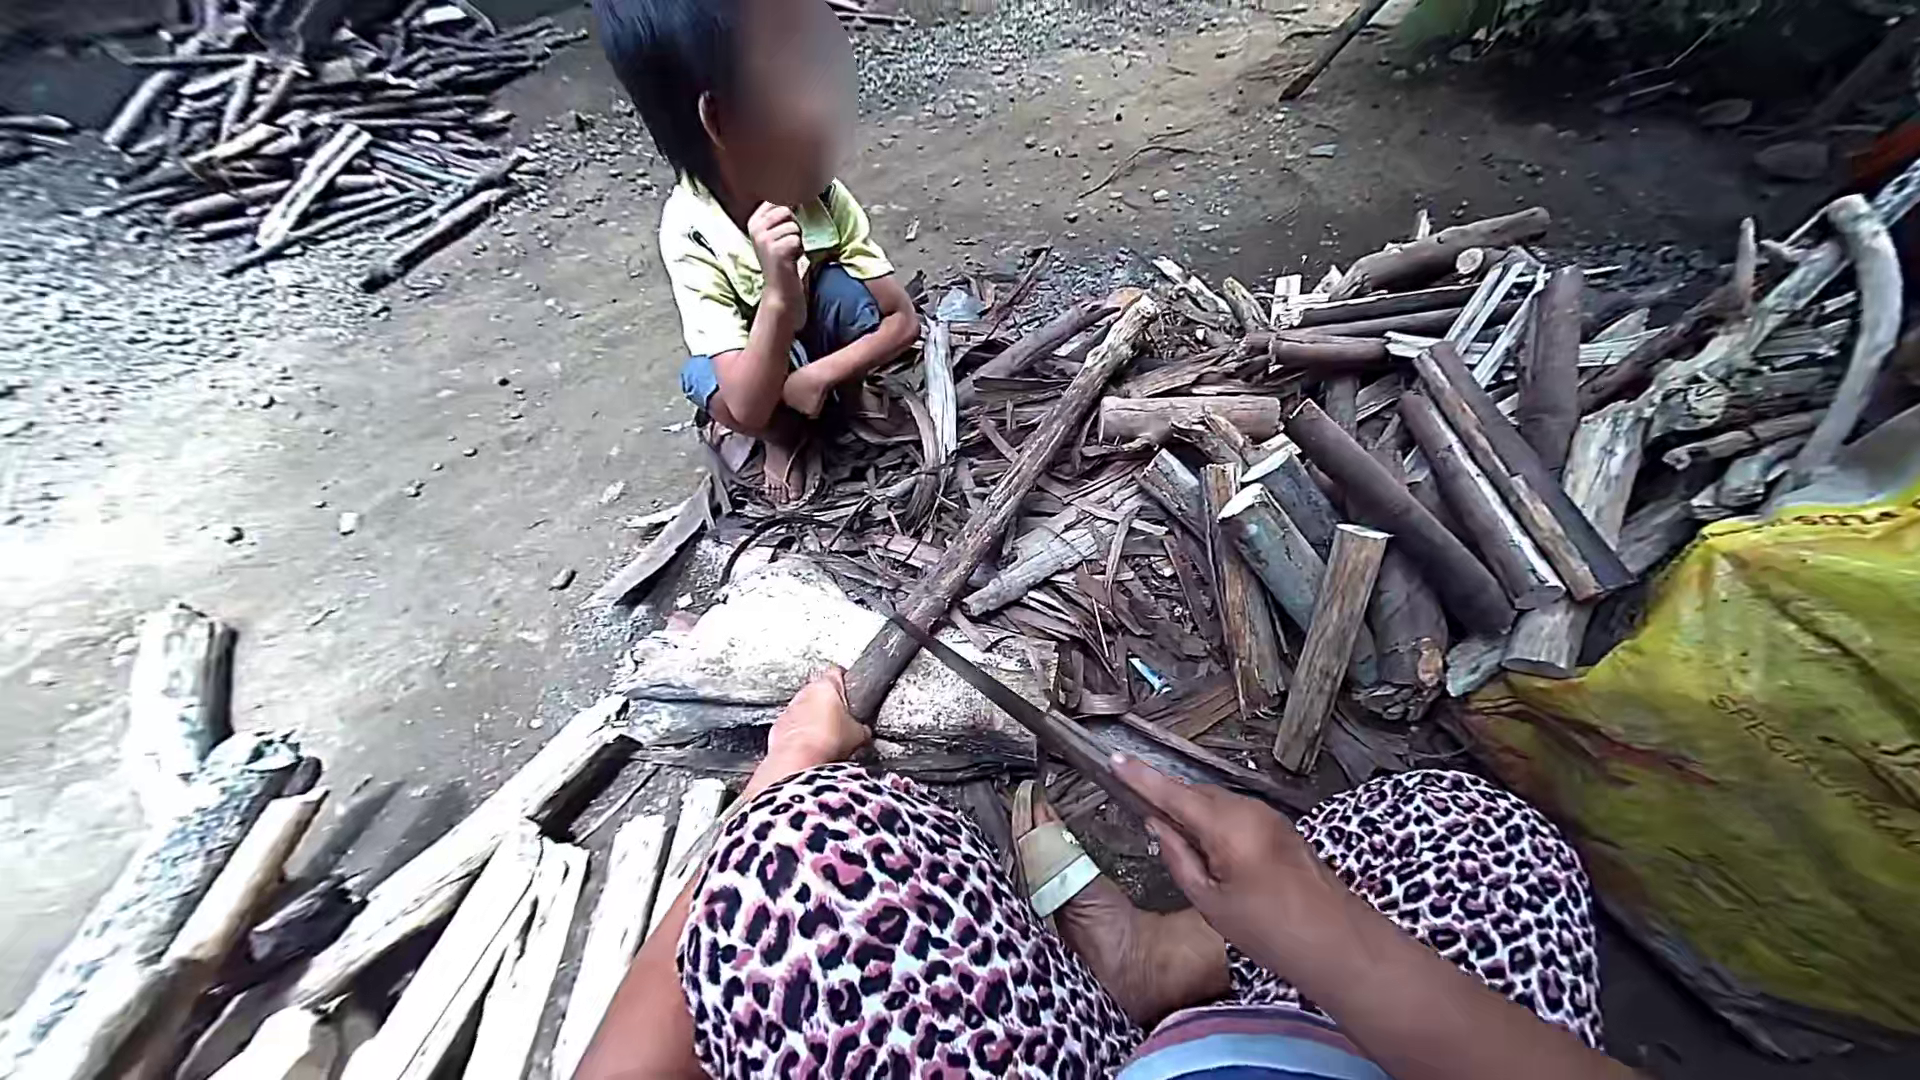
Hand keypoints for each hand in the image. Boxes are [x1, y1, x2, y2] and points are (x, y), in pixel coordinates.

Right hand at [747, 202, 804, 311]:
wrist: (780, 291)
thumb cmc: (783, 262)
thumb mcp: (776, 235)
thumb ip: (780, 216)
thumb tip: (796, 194)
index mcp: (754, 221)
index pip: (776, 200)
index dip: (789, 210)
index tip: (788, 227)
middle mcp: (756, 228)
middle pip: (786, 210)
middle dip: (794, 228)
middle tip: (788, 245)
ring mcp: (764, 239)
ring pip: (793, 226)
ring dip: (797, 241)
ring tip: (789, 254)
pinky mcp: (775, 250)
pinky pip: (796, 240)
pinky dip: (799, 251)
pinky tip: (791, 260)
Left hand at [763, 666, 868, 773]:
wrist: (798, 763)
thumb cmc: (827, 742)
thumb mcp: (858, 734)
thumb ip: (861, 727)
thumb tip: (863, 731)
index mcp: (826, 685)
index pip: (837, 672)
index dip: (846, 681)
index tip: (850, 691)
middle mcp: (804, 693)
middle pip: (819, 692)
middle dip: (828, 705)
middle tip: (841, 722)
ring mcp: (789, 710)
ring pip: (803, 710)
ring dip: (812, 720)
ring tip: (825, 740)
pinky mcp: (777, 729)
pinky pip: (792, 728)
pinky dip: (799, 735)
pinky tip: (809, 749)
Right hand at [1111, 754, 1350, 967]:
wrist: (1344, 947)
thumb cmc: (1273, 933)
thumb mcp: (1210, 903)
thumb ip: (1177, 857)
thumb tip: (1157, 825)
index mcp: (1225, 825)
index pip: (1171, 792)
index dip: (1139, 776)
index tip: (1115, 760)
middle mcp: (1246, 809)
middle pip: (1193, 793)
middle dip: (1168, 799)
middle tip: (1148, 818)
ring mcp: (1266, 814)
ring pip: (1214, 801)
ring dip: (1193, 813)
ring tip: (1185, 845)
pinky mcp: (1279, 824)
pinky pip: (1234, 811)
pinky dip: (1216, 821)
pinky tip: (1216, 851)